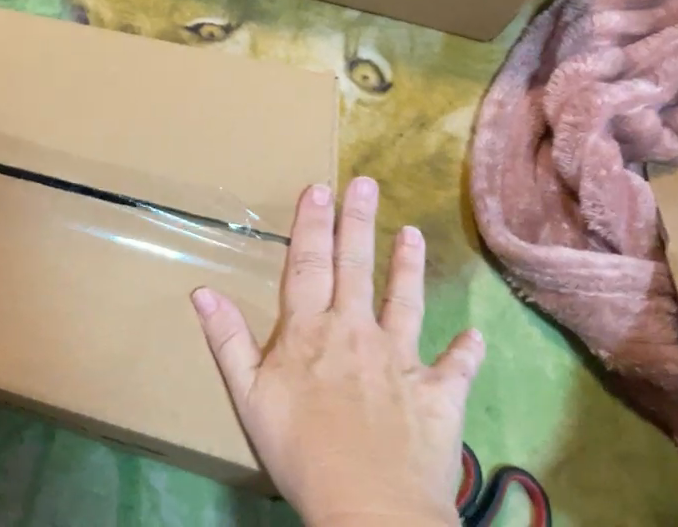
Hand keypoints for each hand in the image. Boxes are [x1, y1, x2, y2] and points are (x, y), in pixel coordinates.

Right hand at [191, 177, 484, 526]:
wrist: (370, 506)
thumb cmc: (299, 449)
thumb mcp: (248, 395)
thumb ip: (227, 339)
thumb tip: (201, 289)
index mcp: (309, 330)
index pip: (308, 264)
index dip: (312, 224)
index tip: (319, 188)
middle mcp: (356, 332)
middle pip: (356, 268)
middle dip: (358, 222)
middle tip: (366, 183)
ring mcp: (401, 361)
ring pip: (406, 302)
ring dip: (408, 266)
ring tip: (413, 233)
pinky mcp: (438, 396)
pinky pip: (456, 368)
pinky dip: (466, 352)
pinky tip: (476, 335)